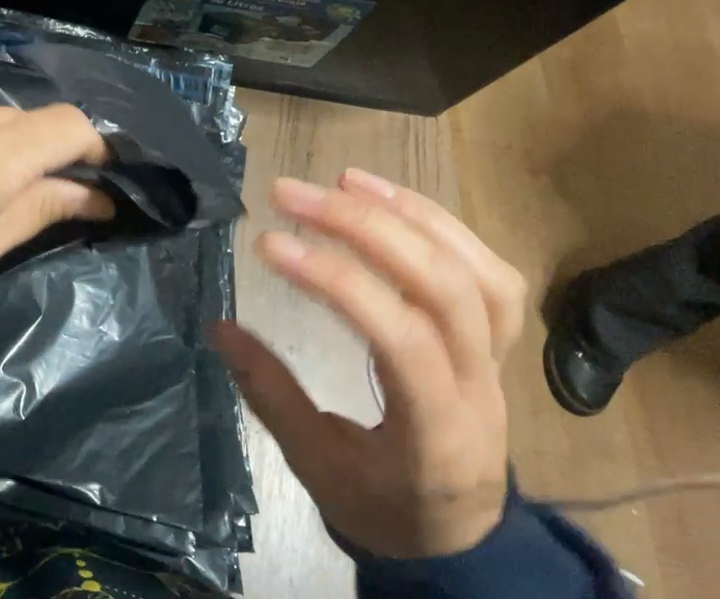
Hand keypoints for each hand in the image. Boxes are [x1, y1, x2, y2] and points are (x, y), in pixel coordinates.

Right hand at [209, 169, 527, 559]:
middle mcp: (481, 386)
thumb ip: (272, 396)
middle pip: (445, 288)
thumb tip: (222, 327)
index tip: (265, 244)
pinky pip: (488, 274)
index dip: (336, 283)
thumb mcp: (317, 467)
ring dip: (410, 214)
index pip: (401, 339)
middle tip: (288, 193)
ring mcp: (497, 360)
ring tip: (344, 180)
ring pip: (477, 272)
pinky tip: (387, 198)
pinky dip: (441, 226)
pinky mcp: (494, 341)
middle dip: (364, 227)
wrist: (460, 539)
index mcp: (436, 429)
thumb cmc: (383, 506)